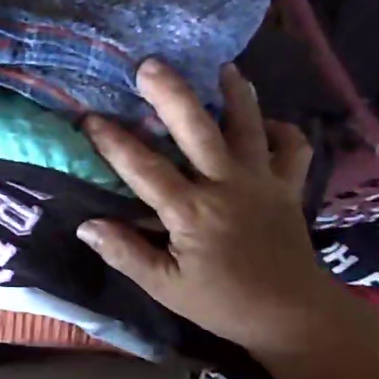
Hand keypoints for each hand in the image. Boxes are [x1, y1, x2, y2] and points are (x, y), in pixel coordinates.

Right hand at [77, 59, 342, 356]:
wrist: (292, 315)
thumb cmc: (222, 303)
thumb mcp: (165, 287)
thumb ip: (126, 253)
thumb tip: (86, 226)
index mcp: (191, 212)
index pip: (144, 168)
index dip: (113, 141)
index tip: (89, 117)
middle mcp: (227, 185)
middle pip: (198, 129)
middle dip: (172, 93)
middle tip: (150, 63)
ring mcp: (262, 181)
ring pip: (248, 125)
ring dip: (234, 92)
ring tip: (221, 66)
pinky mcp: (288, 186)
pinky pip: (292, 146)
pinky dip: (281, 128)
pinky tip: (264, 122)